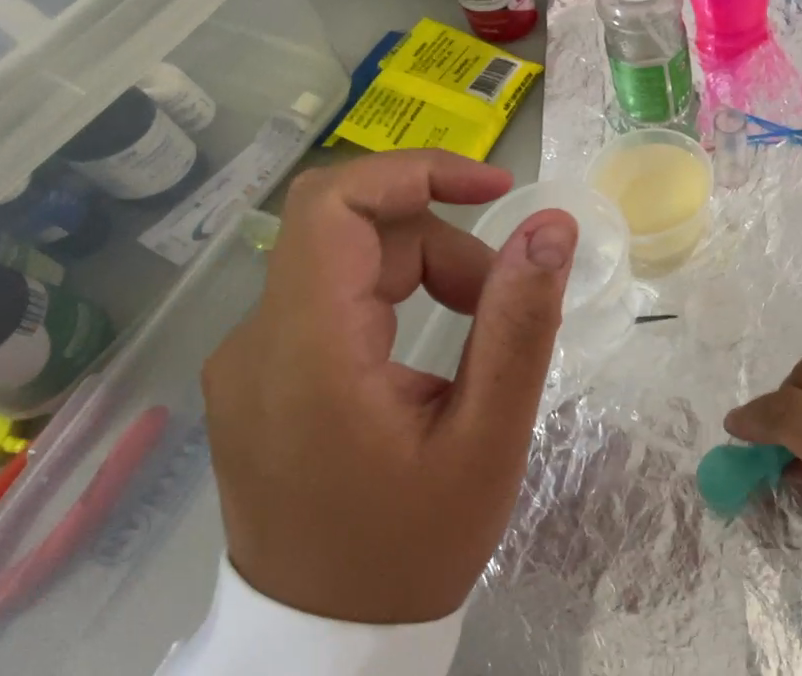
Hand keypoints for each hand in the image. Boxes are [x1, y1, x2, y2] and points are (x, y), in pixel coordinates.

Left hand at [201, 150, 577, 623]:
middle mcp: (256, 343)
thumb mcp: (490, 437)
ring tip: (480, 336)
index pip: (335, 205)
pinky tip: (430, 357)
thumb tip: (553, 224)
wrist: (324, 639)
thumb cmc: (415, 544)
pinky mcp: (259, 381)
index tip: (497, 189)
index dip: (419, 172)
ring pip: (343, 263)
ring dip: (425, 272)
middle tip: (507, 300)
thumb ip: (520, 323)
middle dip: (444, 243)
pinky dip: (393, 299)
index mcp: (308, 352)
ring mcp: (249, 363)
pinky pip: (328, 301)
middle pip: (353, 233)